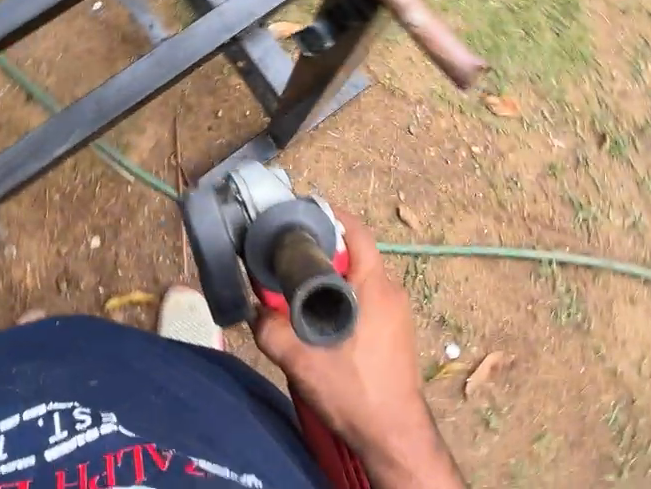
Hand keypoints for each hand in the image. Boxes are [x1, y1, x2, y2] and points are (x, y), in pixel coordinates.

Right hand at [255, 210, 461, 483]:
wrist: (395, 436)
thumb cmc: (355, 392)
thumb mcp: (302, 362)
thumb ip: (271, 332)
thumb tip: (252, 309)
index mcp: (374, 287)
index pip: (356, 231)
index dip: (329, 216)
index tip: (300, 214)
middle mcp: (391, 290)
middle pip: (355, 252)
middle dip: (322, 249)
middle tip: (290, 254)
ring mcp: (397, 310)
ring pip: (360, 275)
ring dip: (332, 274)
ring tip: (300, 285)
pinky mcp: (396, 329)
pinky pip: (367, 295)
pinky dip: (344, 293)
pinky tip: (321, 314)